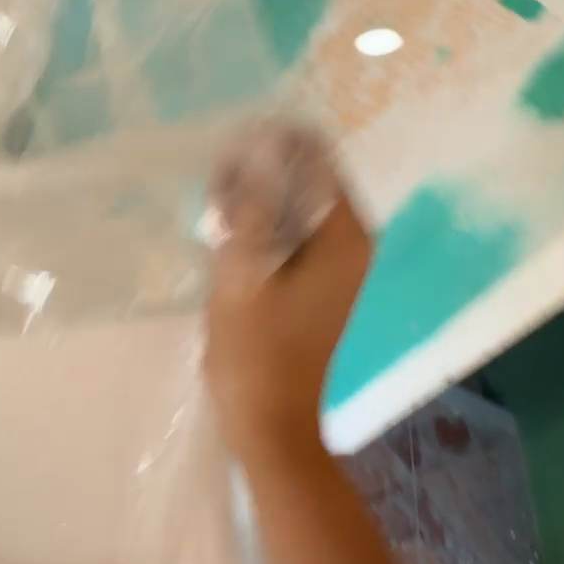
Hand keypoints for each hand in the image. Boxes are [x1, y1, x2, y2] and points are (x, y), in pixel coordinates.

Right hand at [203, 124, 373, 456]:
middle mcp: (350, 244)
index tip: (226, 148)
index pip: (315, 161)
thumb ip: (252, 208)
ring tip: (212, 203)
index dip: (272, 146)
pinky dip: (259, 226)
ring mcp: (334, 266)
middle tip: (212, 181)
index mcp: (344, 237)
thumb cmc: (255, 348)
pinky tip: (224, 233)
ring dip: (255, 199)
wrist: (267, 418)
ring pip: (293, 208)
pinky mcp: (314, 283)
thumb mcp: (244, 271)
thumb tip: (252, 152)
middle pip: (306, 182)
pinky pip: (288, 234)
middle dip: (260, 171)